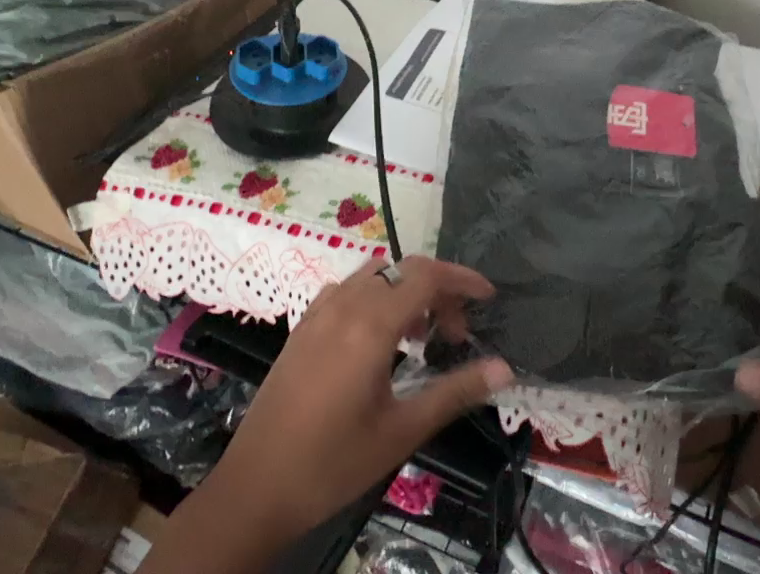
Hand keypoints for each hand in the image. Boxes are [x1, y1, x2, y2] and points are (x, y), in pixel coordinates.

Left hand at [144, 257, 513, 573]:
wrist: (254, 489)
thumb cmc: (333, 463)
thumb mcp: (402, 431)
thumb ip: (455, 392)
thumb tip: (504, 368)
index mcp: (370, 326)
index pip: (425, 276)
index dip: (461, 279)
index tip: (488, 297)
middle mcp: (343, 307)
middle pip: (401, 270)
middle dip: (437, 289)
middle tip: (456, 333)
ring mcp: (317, 315)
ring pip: (371, 275)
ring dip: (404, 290)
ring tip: (420, 335)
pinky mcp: (301, 329)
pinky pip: (345, 291)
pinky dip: (373, 297)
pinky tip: (378, 340)